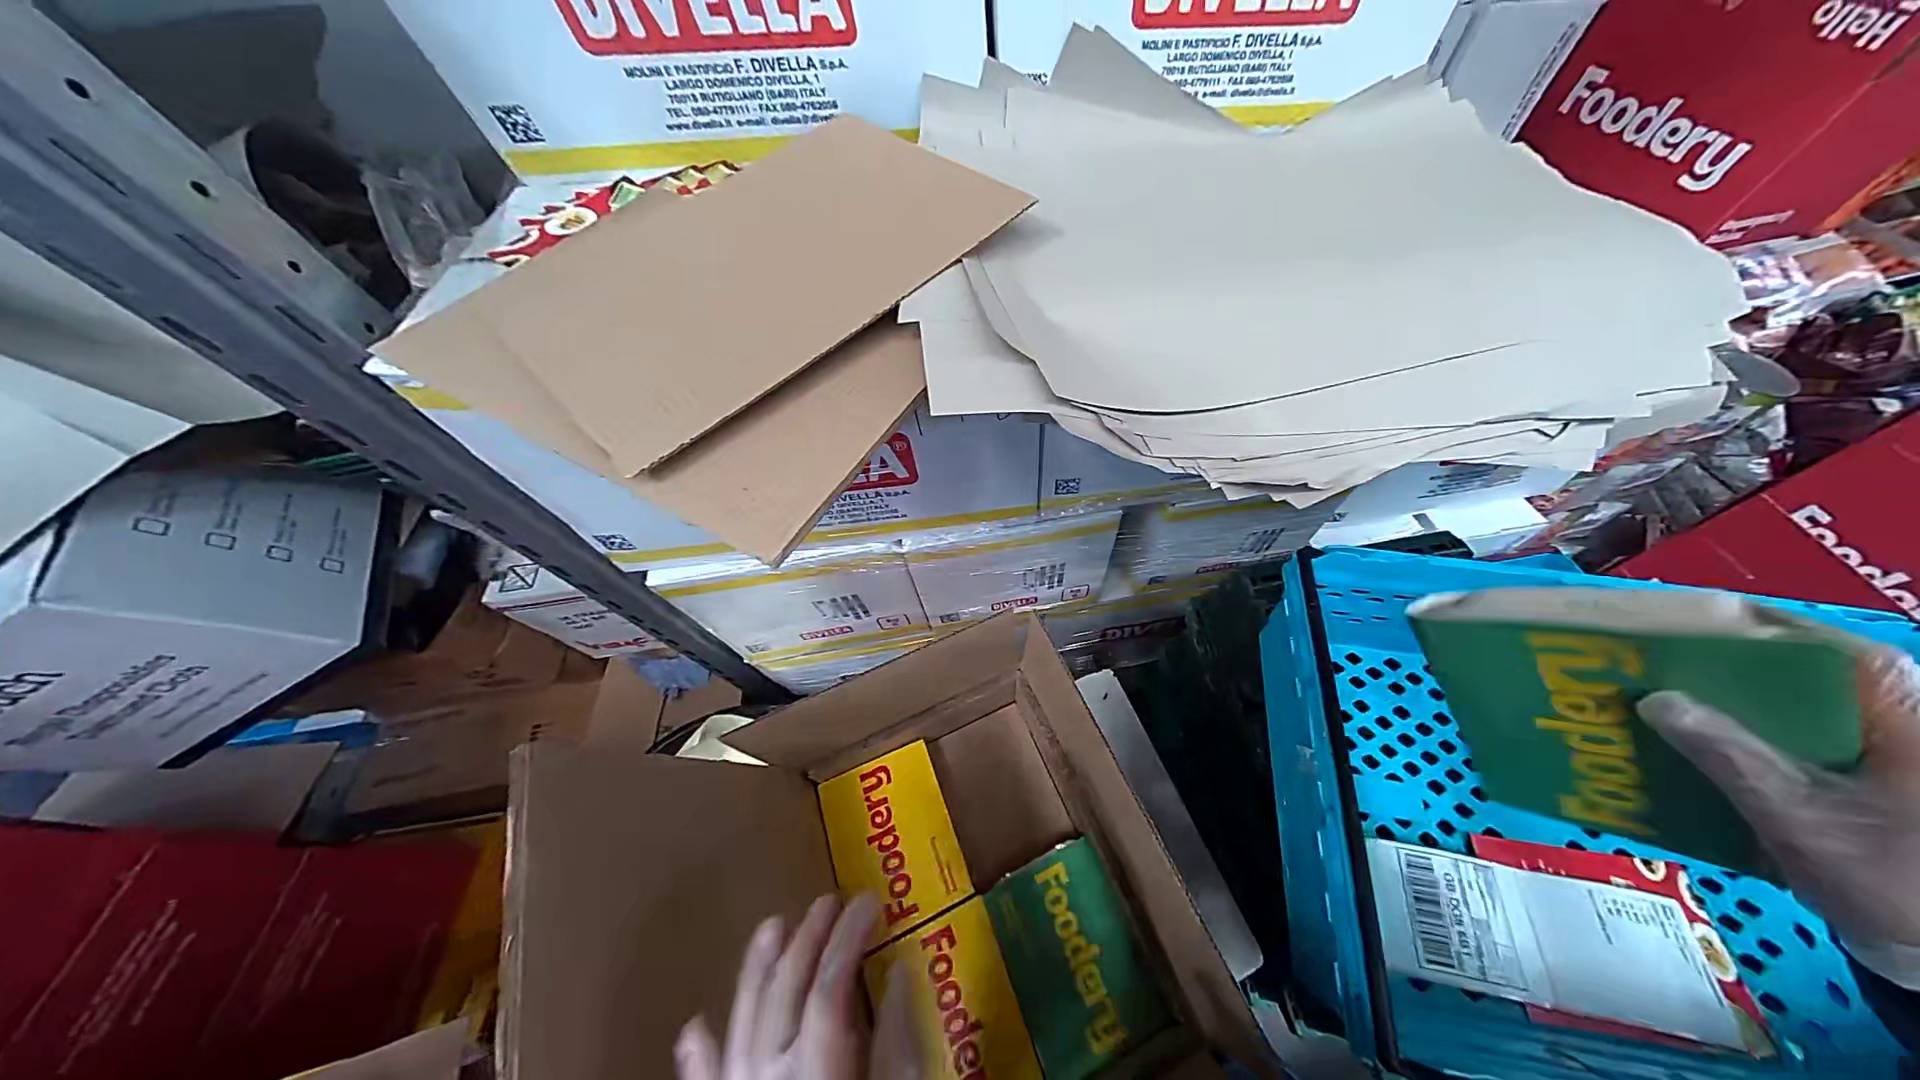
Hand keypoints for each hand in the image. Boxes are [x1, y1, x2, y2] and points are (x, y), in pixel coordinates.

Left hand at [675, 893, 920, 1079]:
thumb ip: (898, 1047)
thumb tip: (900, 974)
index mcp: (815, 1074)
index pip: (829, 986)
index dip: (850, 937)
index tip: (872, 901)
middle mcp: (765, 1079)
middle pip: (784, 990)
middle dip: (810, 937)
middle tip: (831, 900)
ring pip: (741, 1019)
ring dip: (755, 969)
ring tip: (771, 925)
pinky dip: (699, 1055)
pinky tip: (694, 1026)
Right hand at [1639, 646, 1919, 987]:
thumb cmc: (1903, 884)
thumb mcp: (1804, 819)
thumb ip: (1730, 757)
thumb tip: (1654, 700)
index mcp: (1893, 703)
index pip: (1795, 636)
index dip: (1715, 624)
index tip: (1641, 629)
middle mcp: (1886, 711)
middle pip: (1776, 668)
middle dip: (1697, 672)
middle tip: (1625, 675)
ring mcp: (1874, 745)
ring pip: (1772, 705)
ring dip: (1705, 710)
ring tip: (1639, 713)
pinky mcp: (1858, 776)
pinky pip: (1778, 739)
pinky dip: (1728, 742)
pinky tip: (1680, 756)